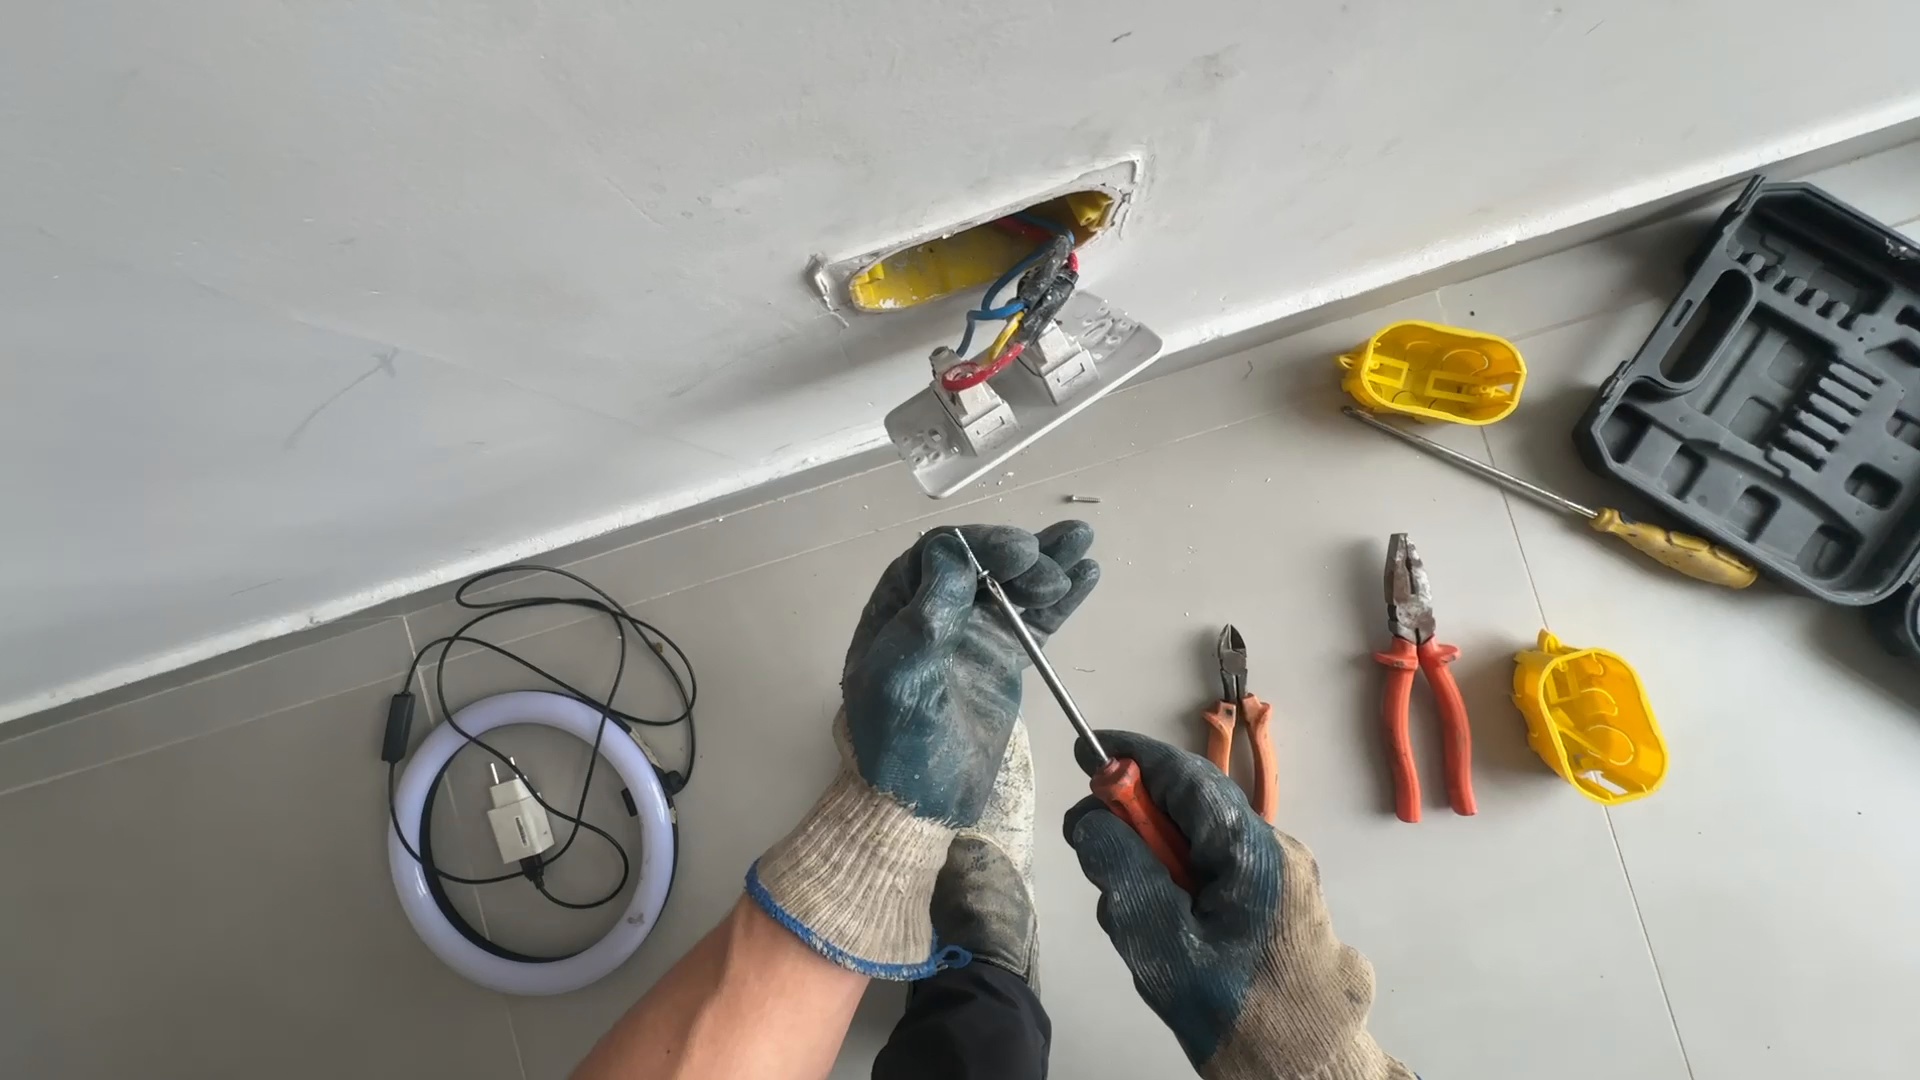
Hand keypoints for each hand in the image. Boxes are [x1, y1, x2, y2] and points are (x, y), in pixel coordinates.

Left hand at [841, 521, 1097, 824]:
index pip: (940, 555)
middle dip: (1019, 556)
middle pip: (983, 562)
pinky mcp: (1004, 654)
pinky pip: (1036, 618)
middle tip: (1049, 571)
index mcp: (901, 604)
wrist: (924, 800)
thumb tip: (953, 557)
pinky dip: (1062, 598)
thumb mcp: (897, 681)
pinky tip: (1087, 573)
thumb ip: (924, 620)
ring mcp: (975, 630)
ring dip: (1047, 561)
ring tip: (1081, 540)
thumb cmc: (897, 742)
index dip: (980, 545)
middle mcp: (939, 608)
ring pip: (1013, 584)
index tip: (1019, 552)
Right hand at [1064, 731, 1410, 1079]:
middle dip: (1137, 814)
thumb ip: (1122, 874)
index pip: (1186, 777)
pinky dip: (1175, 877)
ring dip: (1153, 854)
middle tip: (1095, 843)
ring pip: (1197, 837)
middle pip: (1191, 804)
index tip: (1088, 749)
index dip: (1134, 756)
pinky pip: (1212, 865)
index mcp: (1257, 853)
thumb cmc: (1242, 1020)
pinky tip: (1164, 922)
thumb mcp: (1163, 948)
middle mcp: (1275, 851)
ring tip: (1131, 908)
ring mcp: (1280, 876)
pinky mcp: (1275, 901)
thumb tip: (1090, 819)